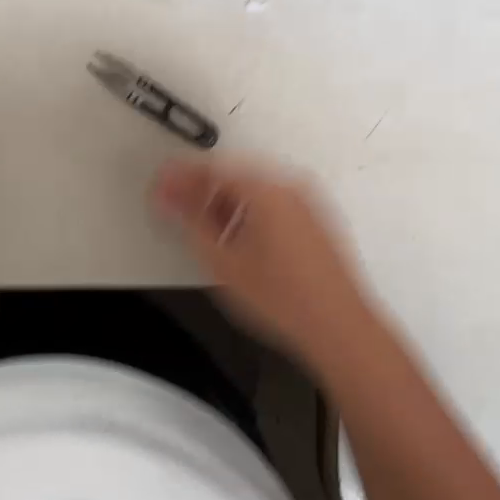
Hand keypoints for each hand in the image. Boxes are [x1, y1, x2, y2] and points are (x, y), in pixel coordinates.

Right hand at [152, 157, 369, 369]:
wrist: (339, 330)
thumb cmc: (287, 300)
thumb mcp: (222, 260)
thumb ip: (188, 220)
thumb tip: (167, 197)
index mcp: (268, 189)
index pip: (211, 168)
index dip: (178, 178)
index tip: (160, 187)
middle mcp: (291, 188)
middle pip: (233, 176)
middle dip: (200, 191)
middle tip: (174, 207)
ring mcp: (308, 204)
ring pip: (253, 191)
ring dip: (222, 204)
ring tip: (201, 229)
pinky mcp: (316, 222)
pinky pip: (273, 205)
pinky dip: (248, 213)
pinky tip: (233, 239)